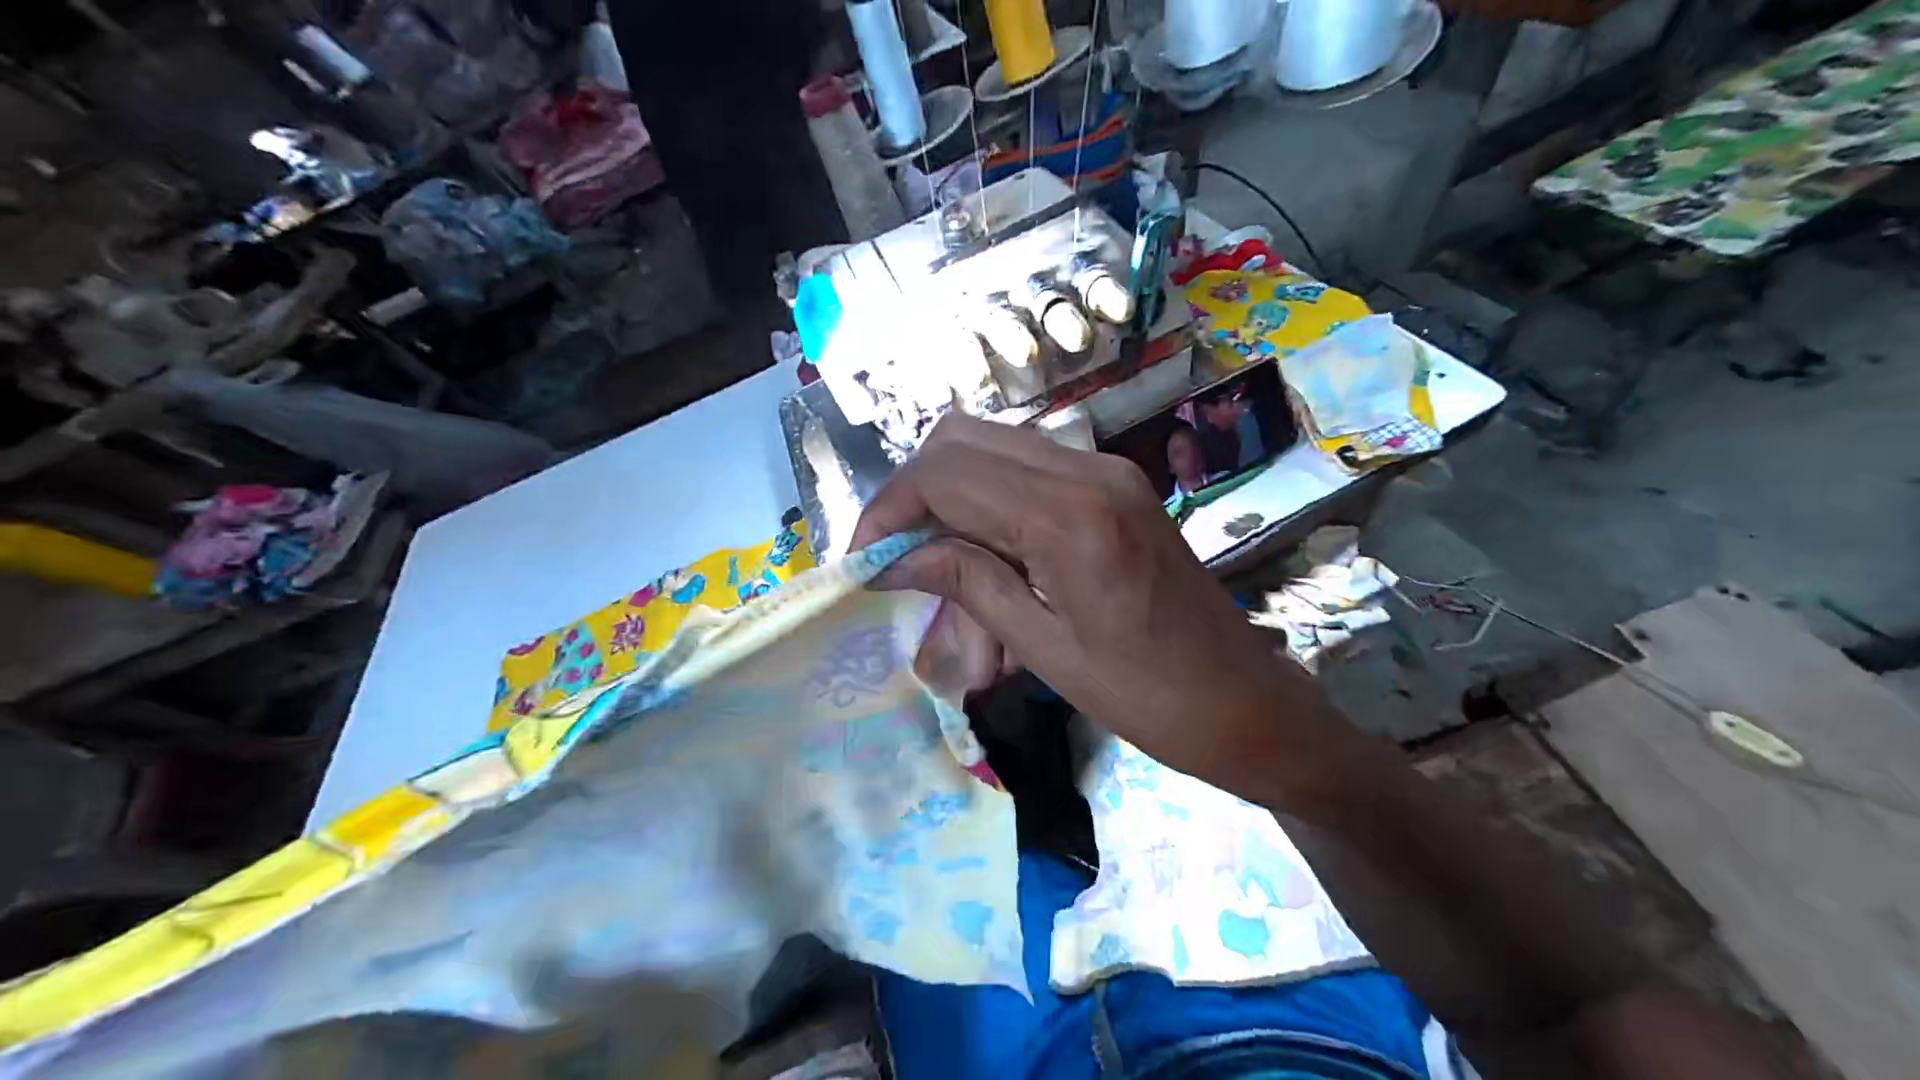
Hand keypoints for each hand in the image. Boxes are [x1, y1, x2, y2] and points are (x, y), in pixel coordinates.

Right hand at [851, 413, 1353, 798]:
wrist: (1243, 701)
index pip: (946, 474)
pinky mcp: (1114, 484)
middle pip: (962, 440)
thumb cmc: (1145, 696)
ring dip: (952, 503)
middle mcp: (1088, 469)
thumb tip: (888, 556)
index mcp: (1069, 516)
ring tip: (949, 582)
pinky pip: (1028, 473)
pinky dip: (990, 509)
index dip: (889, 508)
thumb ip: (963, 582)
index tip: (863, 557)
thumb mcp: (1041, 646)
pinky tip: (992, 571)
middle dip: (915, 496)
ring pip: (992, 449)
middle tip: (899, 559)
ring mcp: (1106, 470)